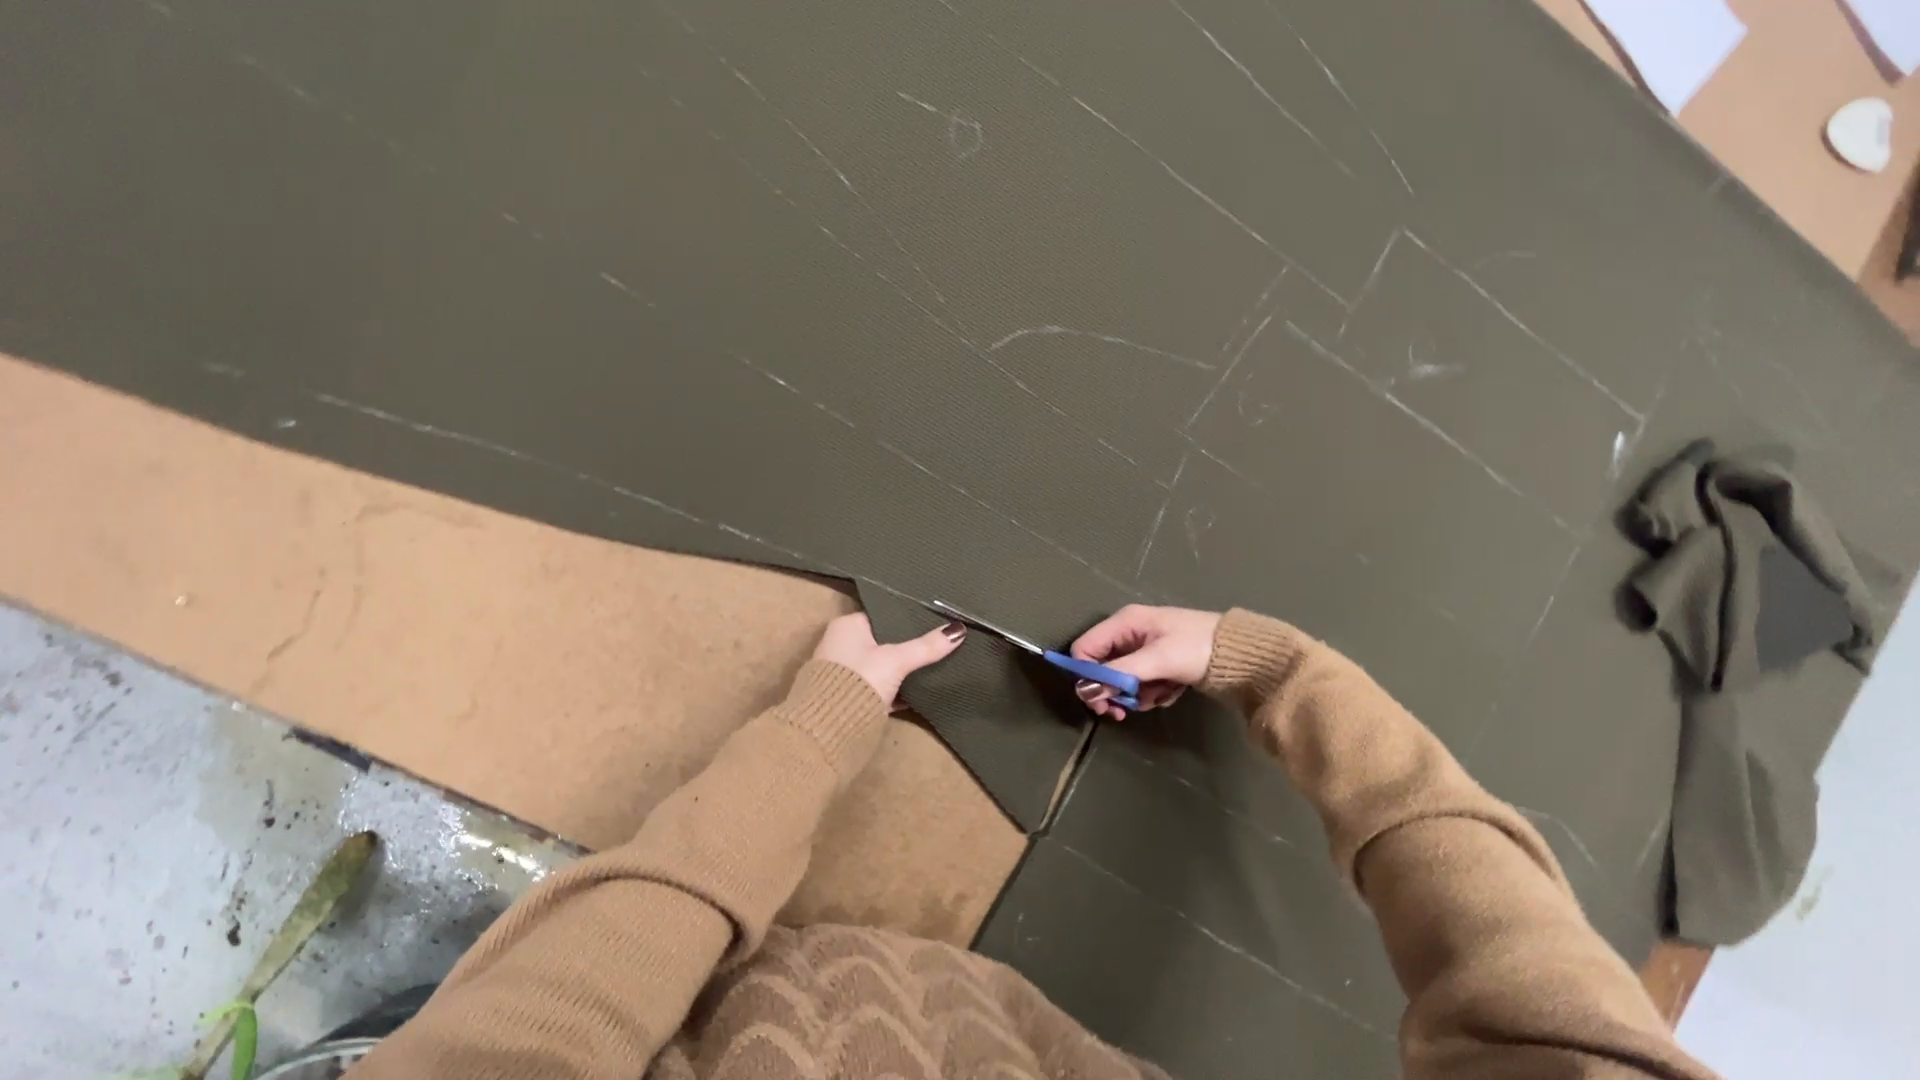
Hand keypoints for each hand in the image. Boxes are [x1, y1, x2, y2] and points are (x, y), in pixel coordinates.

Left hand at [811, 613, 965, 706]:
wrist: (832, 728)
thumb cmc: (860, 679)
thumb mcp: (896, 660)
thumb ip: (926, 647)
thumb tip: (958, 630)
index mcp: (846, 626)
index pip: (882, 615)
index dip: (906, 618)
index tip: (933, 620)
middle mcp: (841, 645)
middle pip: (883, 641)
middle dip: (908, 645)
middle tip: (938, 641)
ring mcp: (846, 673)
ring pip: (883, 666)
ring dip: (903, 668)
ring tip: (936, 662)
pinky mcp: (853, 697)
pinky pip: (882, 687)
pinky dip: (899, 688)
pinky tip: (923, 689)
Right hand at [1069, 604, 1222, 719]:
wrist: (1243, 655)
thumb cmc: (1198, 648)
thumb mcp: (1158, 660)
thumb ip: (1120, 673)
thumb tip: (1086, 689)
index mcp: (1125, 622)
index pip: (1085, 648)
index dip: (1086, 675)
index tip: (1100, 700)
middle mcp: (1130, 633)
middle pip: (1102, 667)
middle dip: (1114, 690)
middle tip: (1122, 712)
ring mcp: (1145, 649)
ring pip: (1122, 680)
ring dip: (1138, 694)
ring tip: (1161, 694)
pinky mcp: (1158, 663)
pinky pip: (1142, 683)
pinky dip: (1153, 692)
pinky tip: (1171, 691)